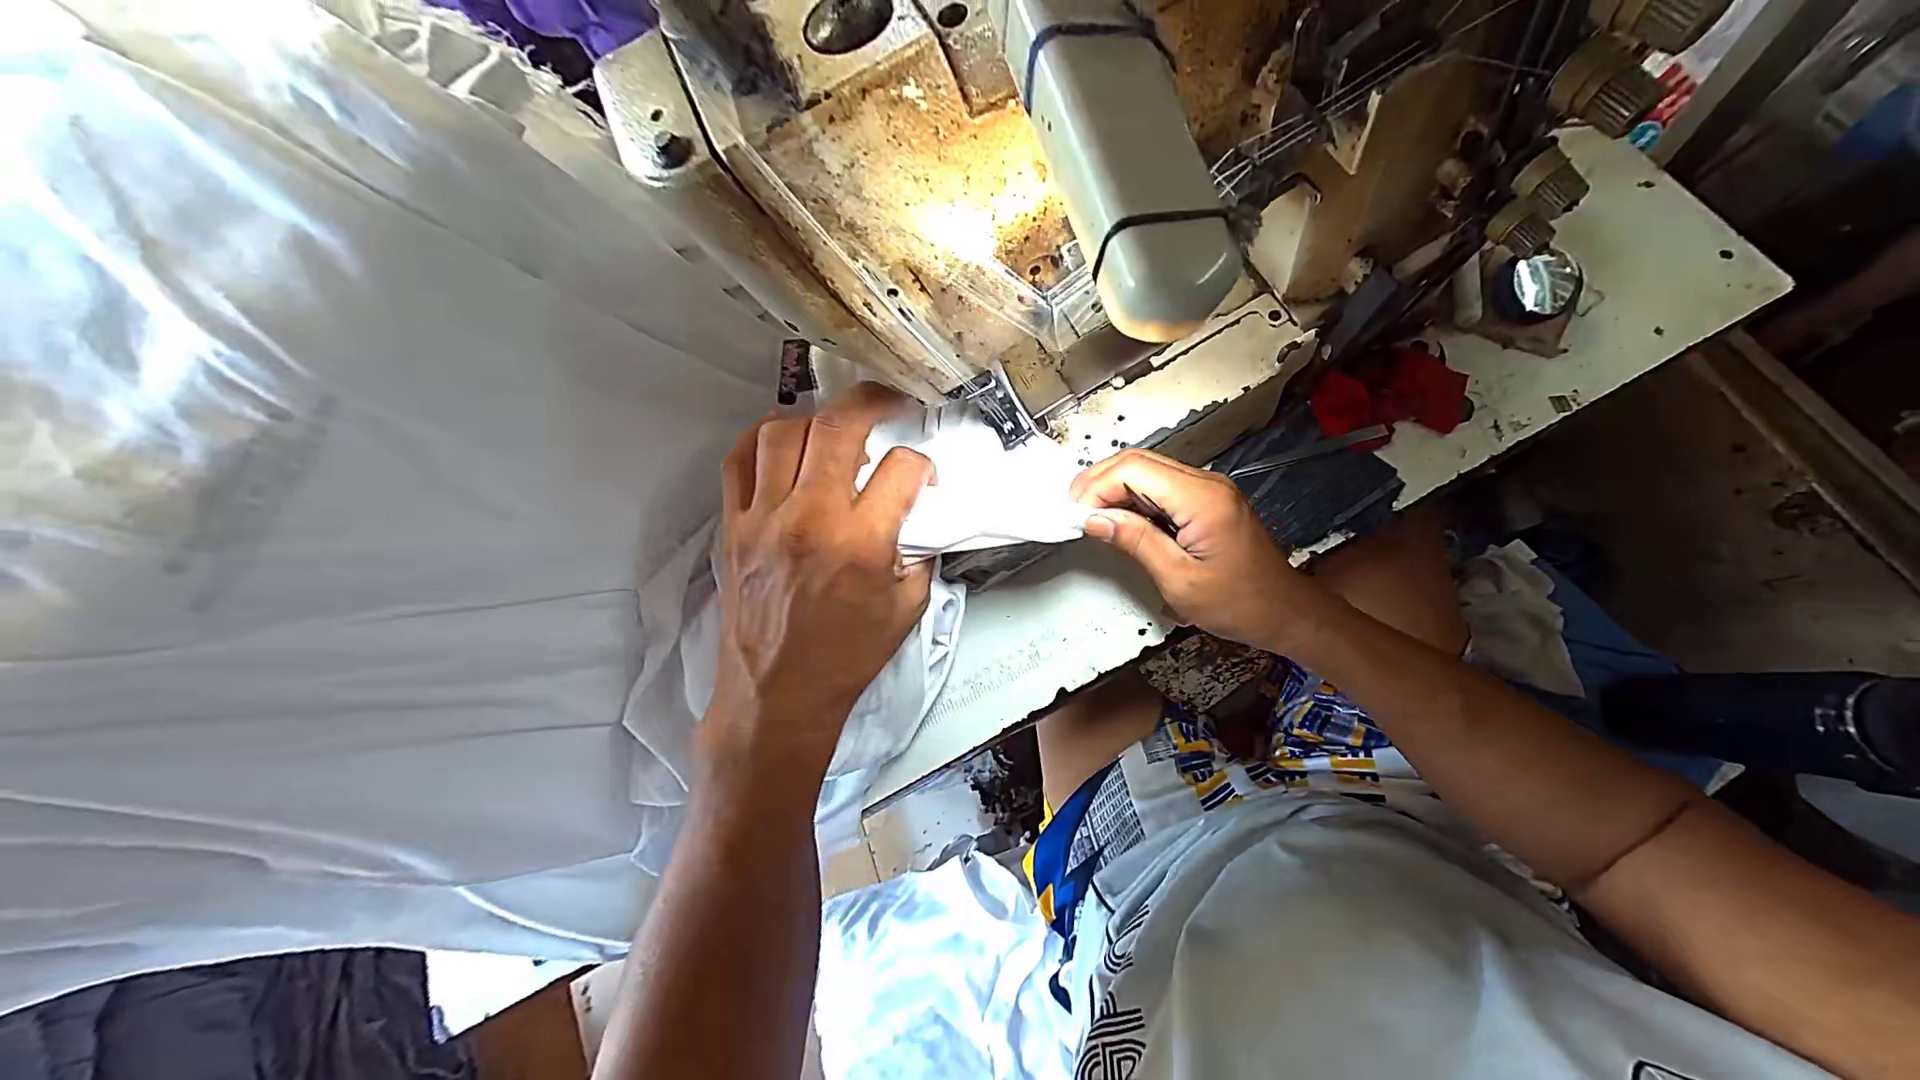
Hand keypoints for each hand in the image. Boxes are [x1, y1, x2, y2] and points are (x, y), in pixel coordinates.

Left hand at [704, 383, 933, 785]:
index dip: (922, 464)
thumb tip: (916, 519)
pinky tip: (783, 442)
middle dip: (873, 402)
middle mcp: (810, 520)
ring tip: (833, 429)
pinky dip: (759, 439)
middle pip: (839, 427)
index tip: (923, 475)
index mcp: (860, 544)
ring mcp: (763, 519)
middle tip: (890, 404)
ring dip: (815, 419)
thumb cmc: (845, 659)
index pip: (902, 470)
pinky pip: (737, 461)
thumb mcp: (905, 612)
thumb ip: (918, 557)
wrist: (778, 696)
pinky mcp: (732, 528)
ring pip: (781, 433)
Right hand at [1071, 449, 1326, 649]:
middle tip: (1076, 512)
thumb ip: (1135, 542)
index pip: (1134, 470)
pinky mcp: (1206, 501)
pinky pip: (1160, 486)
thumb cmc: (1242, 603)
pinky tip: (1119, 519)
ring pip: (1146, 470)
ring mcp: (1208, 490)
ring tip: (1091, 517)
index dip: (1097, 487)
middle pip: (1138, 462)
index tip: (1078, 514)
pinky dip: (1133, 497)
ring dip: (1113, 489)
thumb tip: (1096, 519)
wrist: (1285, 612)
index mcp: (1202, 499)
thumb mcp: (1178, 579)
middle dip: (1099, 482)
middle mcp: (1207, 484)